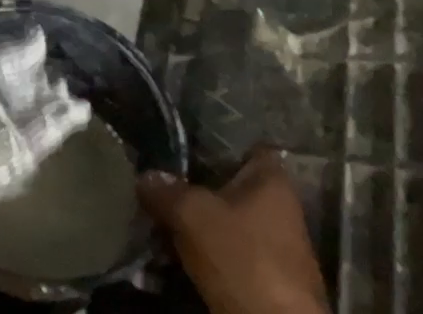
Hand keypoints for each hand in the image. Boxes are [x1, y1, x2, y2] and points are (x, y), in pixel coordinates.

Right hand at [137, 149, 329, 313]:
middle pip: (227, 186)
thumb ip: (166, 190)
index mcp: (271, 182)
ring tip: (151, 221)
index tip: (179, 144)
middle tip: (153, 184)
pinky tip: (165, 255)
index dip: (214, 143)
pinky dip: (197, 253)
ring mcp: (271, 246)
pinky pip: (221, 253)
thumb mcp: (193, 215)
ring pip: (221, 222)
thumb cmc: (241, 257)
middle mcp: (278, 208)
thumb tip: (145, 176)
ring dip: (190, 224)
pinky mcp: (260, 278)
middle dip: (191, 187)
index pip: (246, 147)